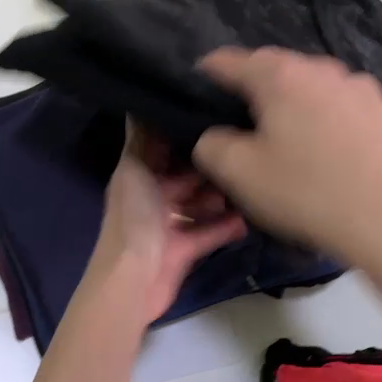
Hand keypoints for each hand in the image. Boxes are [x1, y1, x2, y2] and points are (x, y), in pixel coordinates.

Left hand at [80, 125, 246, 324]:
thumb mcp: (134, 169)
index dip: (183, 134)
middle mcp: (152, 195)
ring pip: (200, 203)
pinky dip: (227, 225)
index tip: (214, 115)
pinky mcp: (184, 249)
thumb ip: (141, 139)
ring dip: (221, 196)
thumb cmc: (132, 218)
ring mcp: (168, 224)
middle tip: (241, 149)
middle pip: (185, 175)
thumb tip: (140, 101)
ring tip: (247, 181)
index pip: (162, 147)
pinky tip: (250, 215)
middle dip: (209, 166)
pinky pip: (210, 232)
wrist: (132, 280)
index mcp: (136, 174)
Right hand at [192, 47, 381, 275]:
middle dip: (248, 89)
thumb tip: (213, 134)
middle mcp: (321, 69)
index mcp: (280, 76)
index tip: (193, 98)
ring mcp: (358, 88)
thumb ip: (209, 144)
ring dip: (288, 101)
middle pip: (271, 68)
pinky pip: (338, 103)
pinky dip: (321, 116)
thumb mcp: (238, 174)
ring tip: (280, 136)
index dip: (204, 76)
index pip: (227, 61)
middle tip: (235, 123)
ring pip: (308, 84)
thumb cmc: (308, 195)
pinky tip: (322, 149)